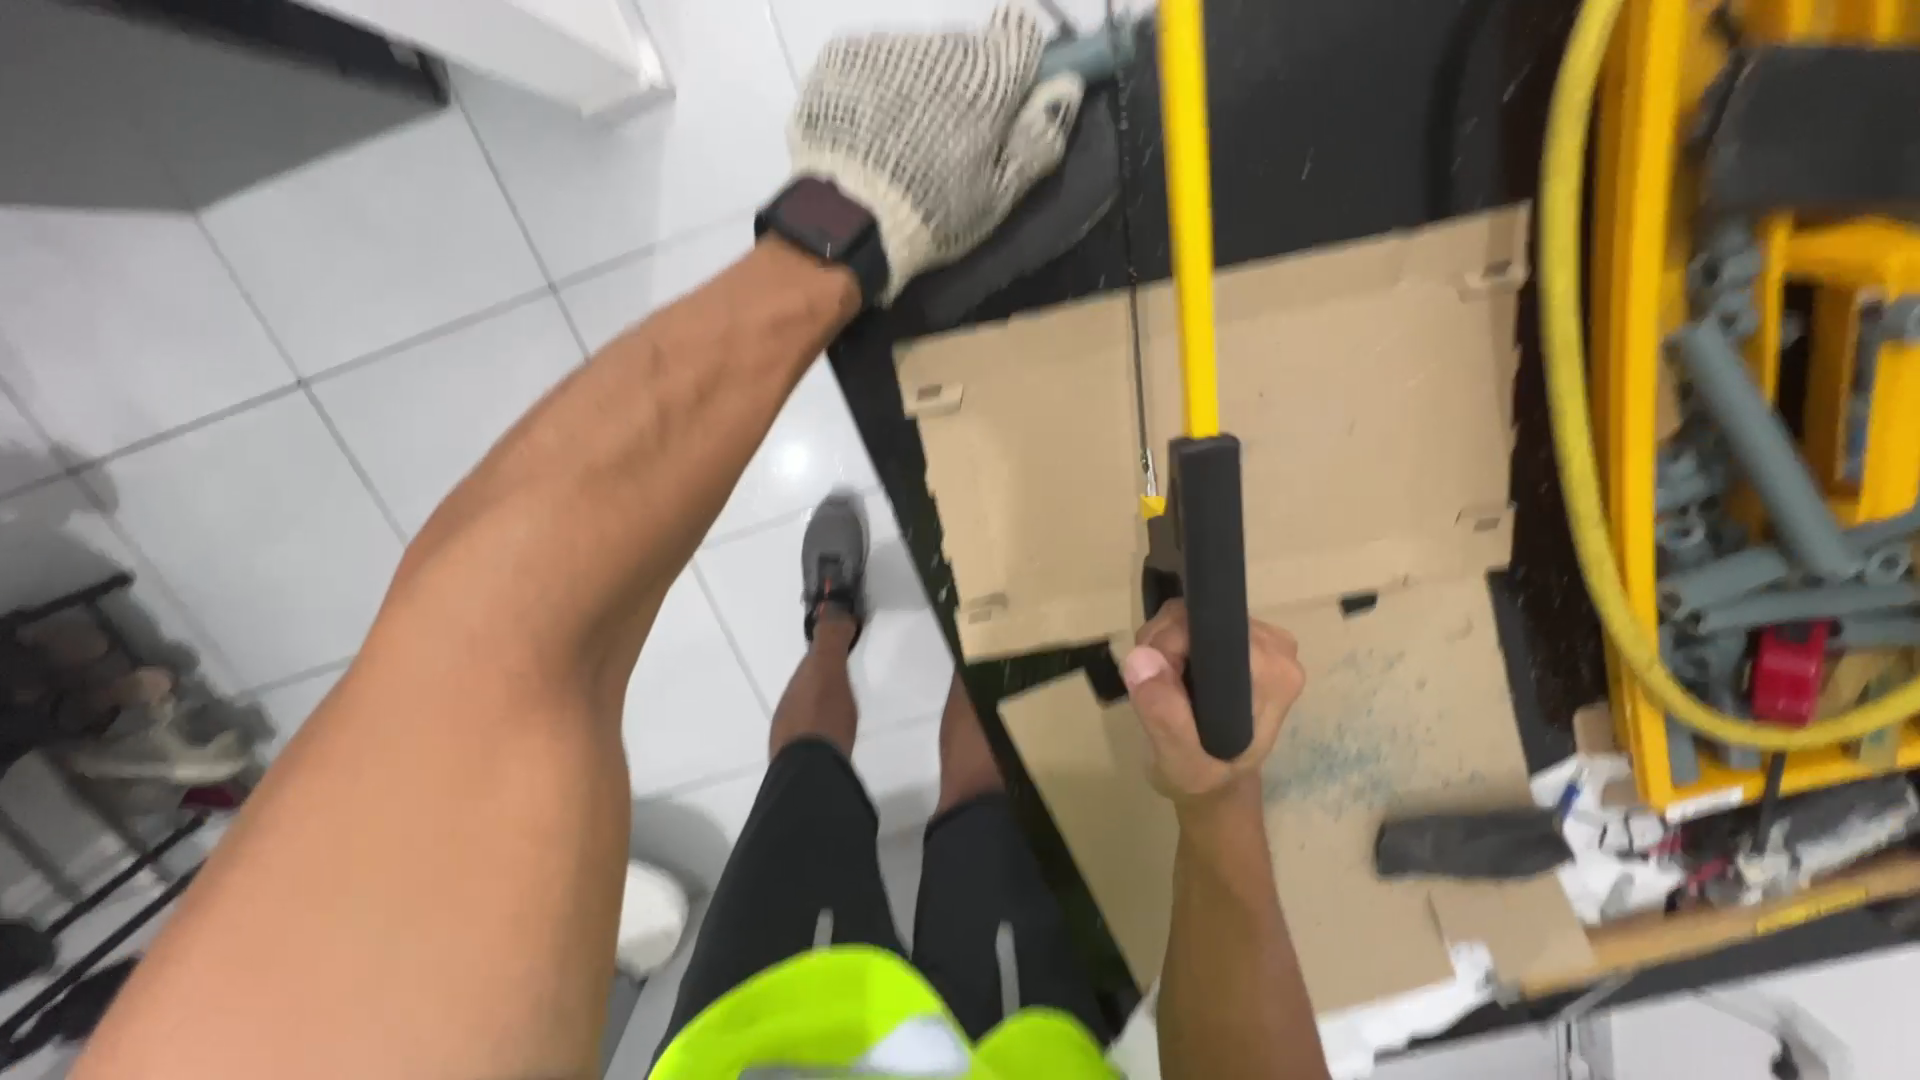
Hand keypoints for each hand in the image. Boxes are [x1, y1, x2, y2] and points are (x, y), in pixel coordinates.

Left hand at [789, 4, 1084, 302]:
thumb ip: (1038, 137)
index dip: (1015, 70)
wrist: (848, 220)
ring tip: (900, 143)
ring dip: (917, 88)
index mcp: (988, 74)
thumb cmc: (933, 213)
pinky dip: (875, 90)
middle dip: (962, 87)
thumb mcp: (999, 193)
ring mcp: (886, 45)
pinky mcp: (841, 54)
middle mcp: (940, 44)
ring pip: (917, 58)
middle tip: (945, 144)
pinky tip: (868, 133)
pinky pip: (873, 64)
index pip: (1019, 35)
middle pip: (964, 52)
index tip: (1004, 105)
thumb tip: (1068, 88)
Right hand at [1121, 601, 1303, 807]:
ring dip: (1160, 644)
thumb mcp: (1181, 763)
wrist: (1216, 783)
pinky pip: (1188, 619)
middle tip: (1153, 688)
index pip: (1210, 629)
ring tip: (1160, 684)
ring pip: (1187, 614)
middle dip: (1162, 645)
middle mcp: (1276, 648)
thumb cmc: (1204, 777)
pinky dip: (1167, 641)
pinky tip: (1169, 672)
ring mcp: (1260, 638)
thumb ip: (1164, 716)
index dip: (1171, 644)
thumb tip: (1142, 658)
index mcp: (1273, 675)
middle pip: (1197, 617)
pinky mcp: (1240, 635)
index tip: (1158, 677)